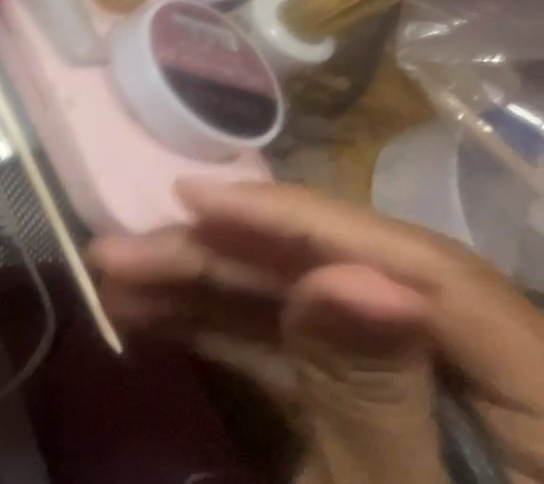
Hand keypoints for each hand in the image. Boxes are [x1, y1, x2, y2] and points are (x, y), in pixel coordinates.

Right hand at [91, 179, 543, 483]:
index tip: (189, 198)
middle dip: (225, 260)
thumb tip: (350, 277)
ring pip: (316, 314)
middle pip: (359, 285)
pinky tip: (154, 321)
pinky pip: (304, 356)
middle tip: (114, 253)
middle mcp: (504, 384)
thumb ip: (375, 396)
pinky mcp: (388, 418)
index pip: (432, 276)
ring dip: (207, 292)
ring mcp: (439, 401)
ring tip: (112, 284)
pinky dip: (225, 333)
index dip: (308, 220)